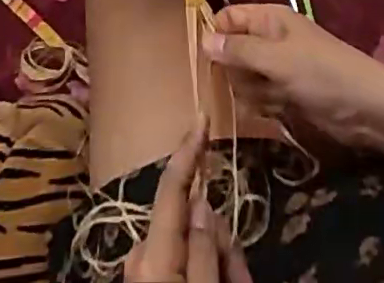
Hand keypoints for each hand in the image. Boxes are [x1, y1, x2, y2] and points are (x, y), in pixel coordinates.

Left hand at [125, 125, 252, 282]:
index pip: (171, 189)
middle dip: (221, 240)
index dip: (189, 151)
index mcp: (152, 255)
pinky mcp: (151, 280)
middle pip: (194, 218)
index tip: (202, 116)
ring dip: (221, 260)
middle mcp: (143, 254)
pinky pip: (188, 261)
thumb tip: (201, 202)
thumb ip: (204, 250)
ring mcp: (145, 269)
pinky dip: (210, 271)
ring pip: (196, 240)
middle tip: (240, 274)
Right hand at [204, 4, 383, 148]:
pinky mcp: (286, 93)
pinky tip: (280, 109)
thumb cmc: (321, 73)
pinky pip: (259, 97)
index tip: (209, 60)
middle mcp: (270, 38)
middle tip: (254, 79)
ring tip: (273, 96)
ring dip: (252, 91)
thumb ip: (238, 50)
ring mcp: (278, 67)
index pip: (228, 18)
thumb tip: (203, 40)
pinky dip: (265, 105)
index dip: (216, 35)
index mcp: (269, 19)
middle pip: (232, 51)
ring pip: (244, 78)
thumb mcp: (276, 59)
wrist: (365, 107)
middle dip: (237, 71)